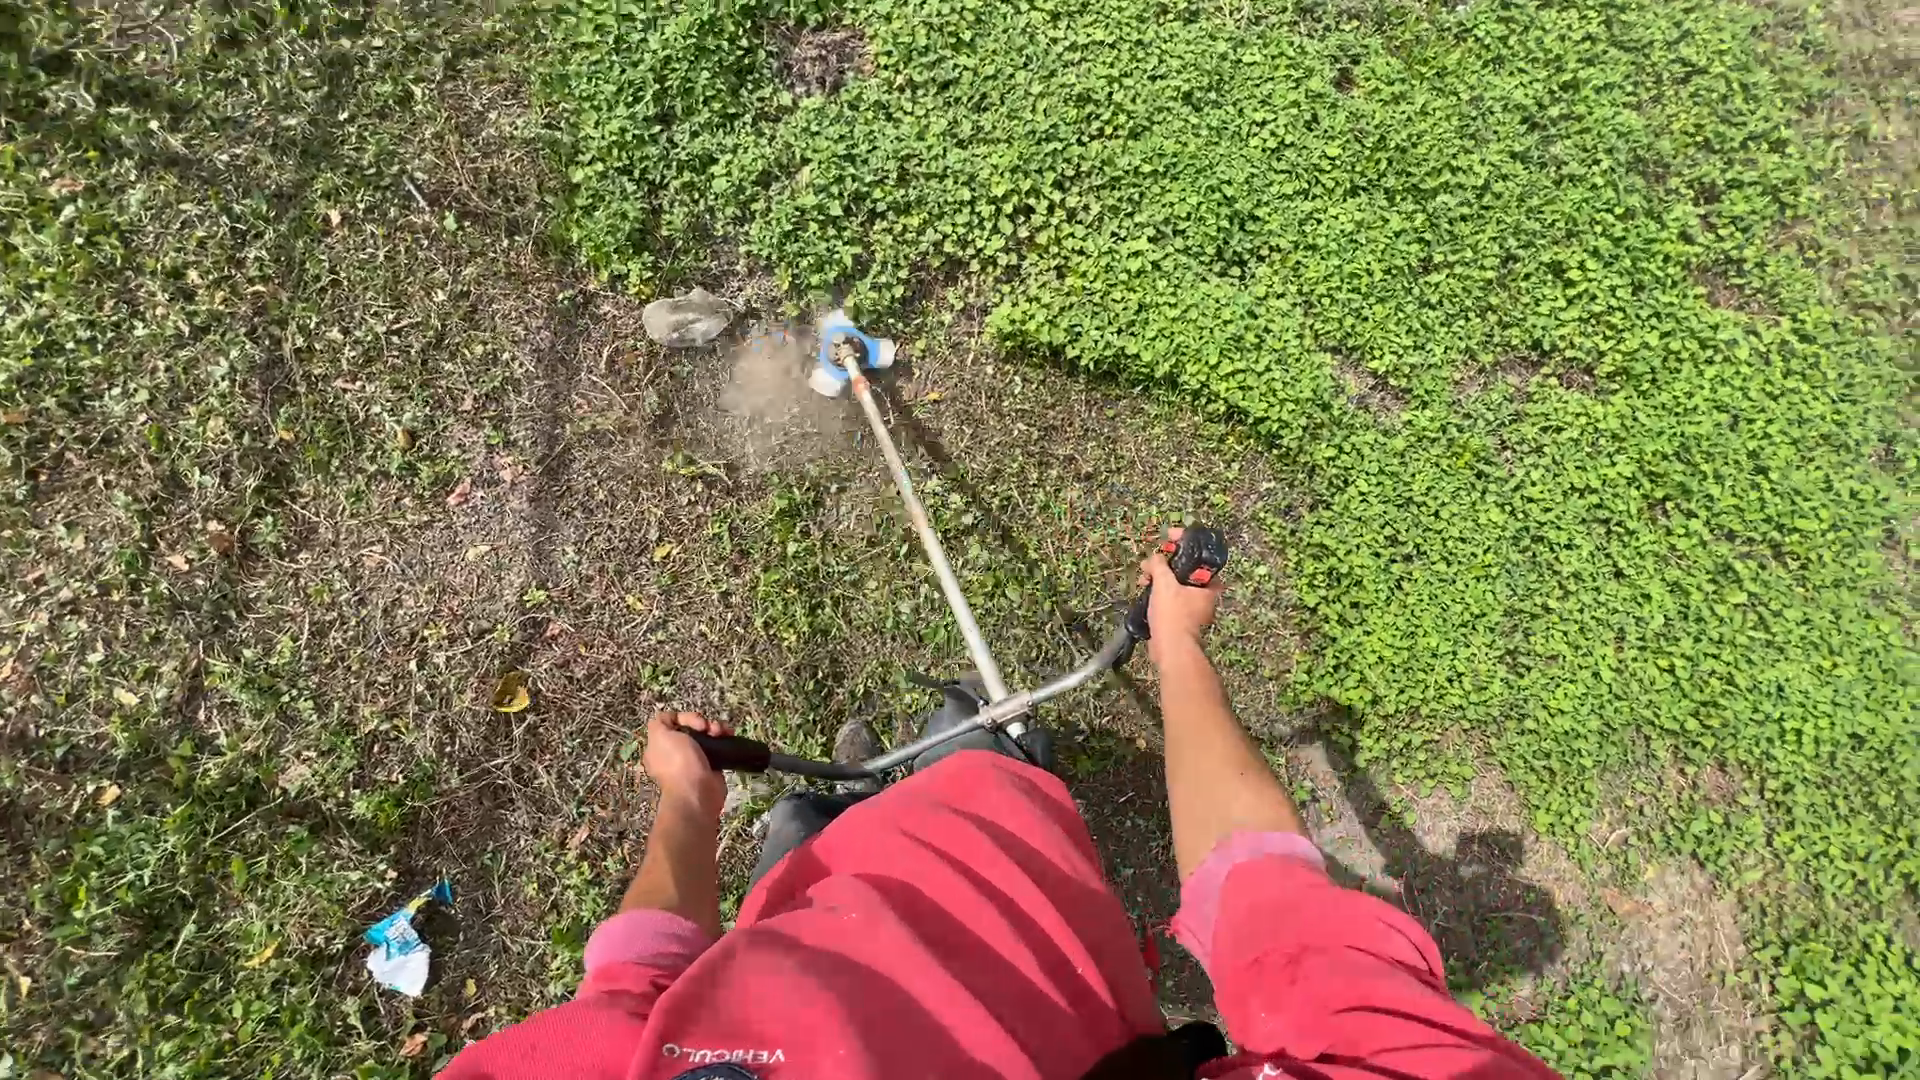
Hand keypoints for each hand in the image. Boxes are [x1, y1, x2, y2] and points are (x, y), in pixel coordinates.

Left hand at [641, 711, 729, 816]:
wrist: (698, 791)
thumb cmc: (678, 762)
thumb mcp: (660, 736)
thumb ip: (659, 722)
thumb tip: (669, 719)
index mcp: (660, 746)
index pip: (673, 722)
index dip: (685, 718)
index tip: (695, 725)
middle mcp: (675, 751)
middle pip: (690, 726)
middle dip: (703, 723)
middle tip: (709, 729)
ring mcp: (694, 758)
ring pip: (705, 733)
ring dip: (716, 728)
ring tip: (722, 733)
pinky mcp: (711, 763)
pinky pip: (716, 743)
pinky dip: (723, 737)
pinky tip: (728, 736)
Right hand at [1138, 526, 1223, 654]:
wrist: (1171, 649)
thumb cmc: (1173, 615)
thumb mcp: (1164, 584)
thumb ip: (1160, 565)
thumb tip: (1156, 557)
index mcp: (1209, 584)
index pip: (1199, 554)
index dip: (1183, 541)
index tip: (1169, 535)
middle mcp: (1205, 594)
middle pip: (1185, 568)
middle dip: (1165, 563)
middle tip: (1151, 562)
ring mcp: (1194, 606)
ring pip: (1176, 583)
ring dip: (1159, 578)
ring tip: (1143, 579)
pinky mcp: (1182, 617)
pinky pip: (1171, 597)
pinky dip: (1159, 592)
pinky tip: (1145, 591)